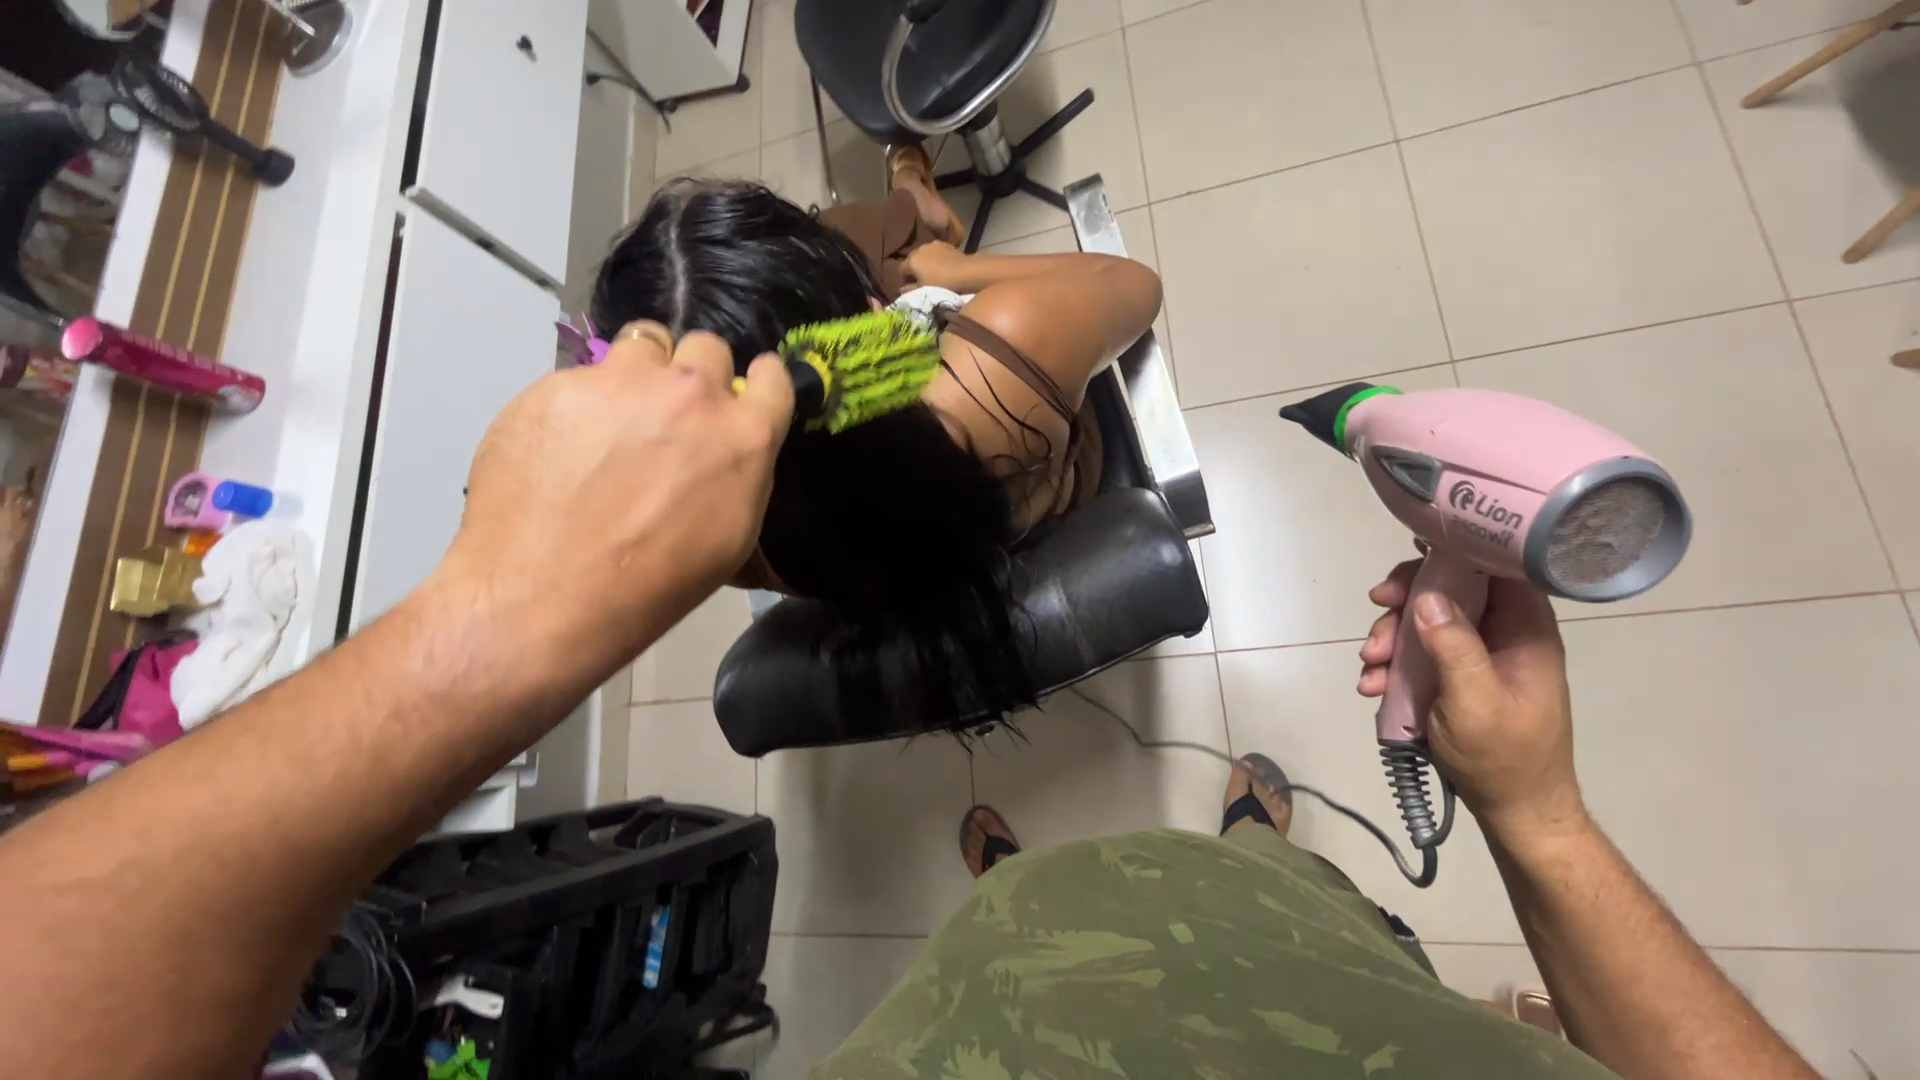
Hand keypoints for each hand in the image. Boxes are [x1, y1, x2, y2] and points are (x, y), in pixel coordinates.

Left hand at [438, 323, 792, 673]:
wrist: (547, 593)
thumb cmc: (656, 583)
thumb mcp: (733, 536)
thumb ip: (742, 472)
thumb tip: (731, 447)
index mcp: (745, 435)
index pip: (773, 376)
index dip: (760, 381)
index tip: (746, 392)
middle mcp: (691, 392)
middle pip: (707, 346)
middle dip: (697, 373)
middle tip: (674, 414)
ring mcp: (622, 382)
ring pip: (645, 344)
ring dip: (642, 374)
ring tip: (616, 418)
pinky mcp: (560, 385)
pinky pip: (583, 377)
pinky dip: (583, 403)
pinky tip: (562, 449)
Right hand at [902, 239, 964, 289]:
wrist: (966, 272)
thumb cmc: (942, 284)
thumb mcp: (924, 290)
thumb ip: (910, 289)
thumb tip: (902, 289)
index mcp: (911, 261)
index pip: (900, 269)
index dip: (904, 278)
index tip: (910, 286)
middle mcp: (919, 249)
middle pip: (912, 259)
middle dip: (914, 268)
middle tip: (921, 279)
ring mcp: (932, 244)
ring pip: (924, 254)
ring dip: (925, 261)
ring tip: (933, 271)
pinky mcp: (945, 243)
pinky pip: (935, 251)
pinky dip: (936, 257)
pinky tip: (943, 265)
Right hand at [1358, 556, 1586, 842]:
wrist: (1513, 811)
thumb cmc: (1504, 757)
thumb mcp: (1477, 702)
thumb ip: (1454, 647)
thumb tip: (1428, 597)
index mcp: (1524, 631)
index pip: (1497, 568)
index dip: (1457, 552)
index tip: (1414, 553)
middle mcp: (1501, 635)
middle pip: (1449, 591)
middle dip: (1406, 601)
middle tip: (1375, 610)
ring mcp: (1475, 657)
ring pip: (1424, 622)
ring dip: (1389, 638)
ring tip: (1370, 668)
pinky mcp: (1452, 677)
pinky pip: (1415, 655)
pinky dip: (1390, 666)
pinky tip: (1372, 686)